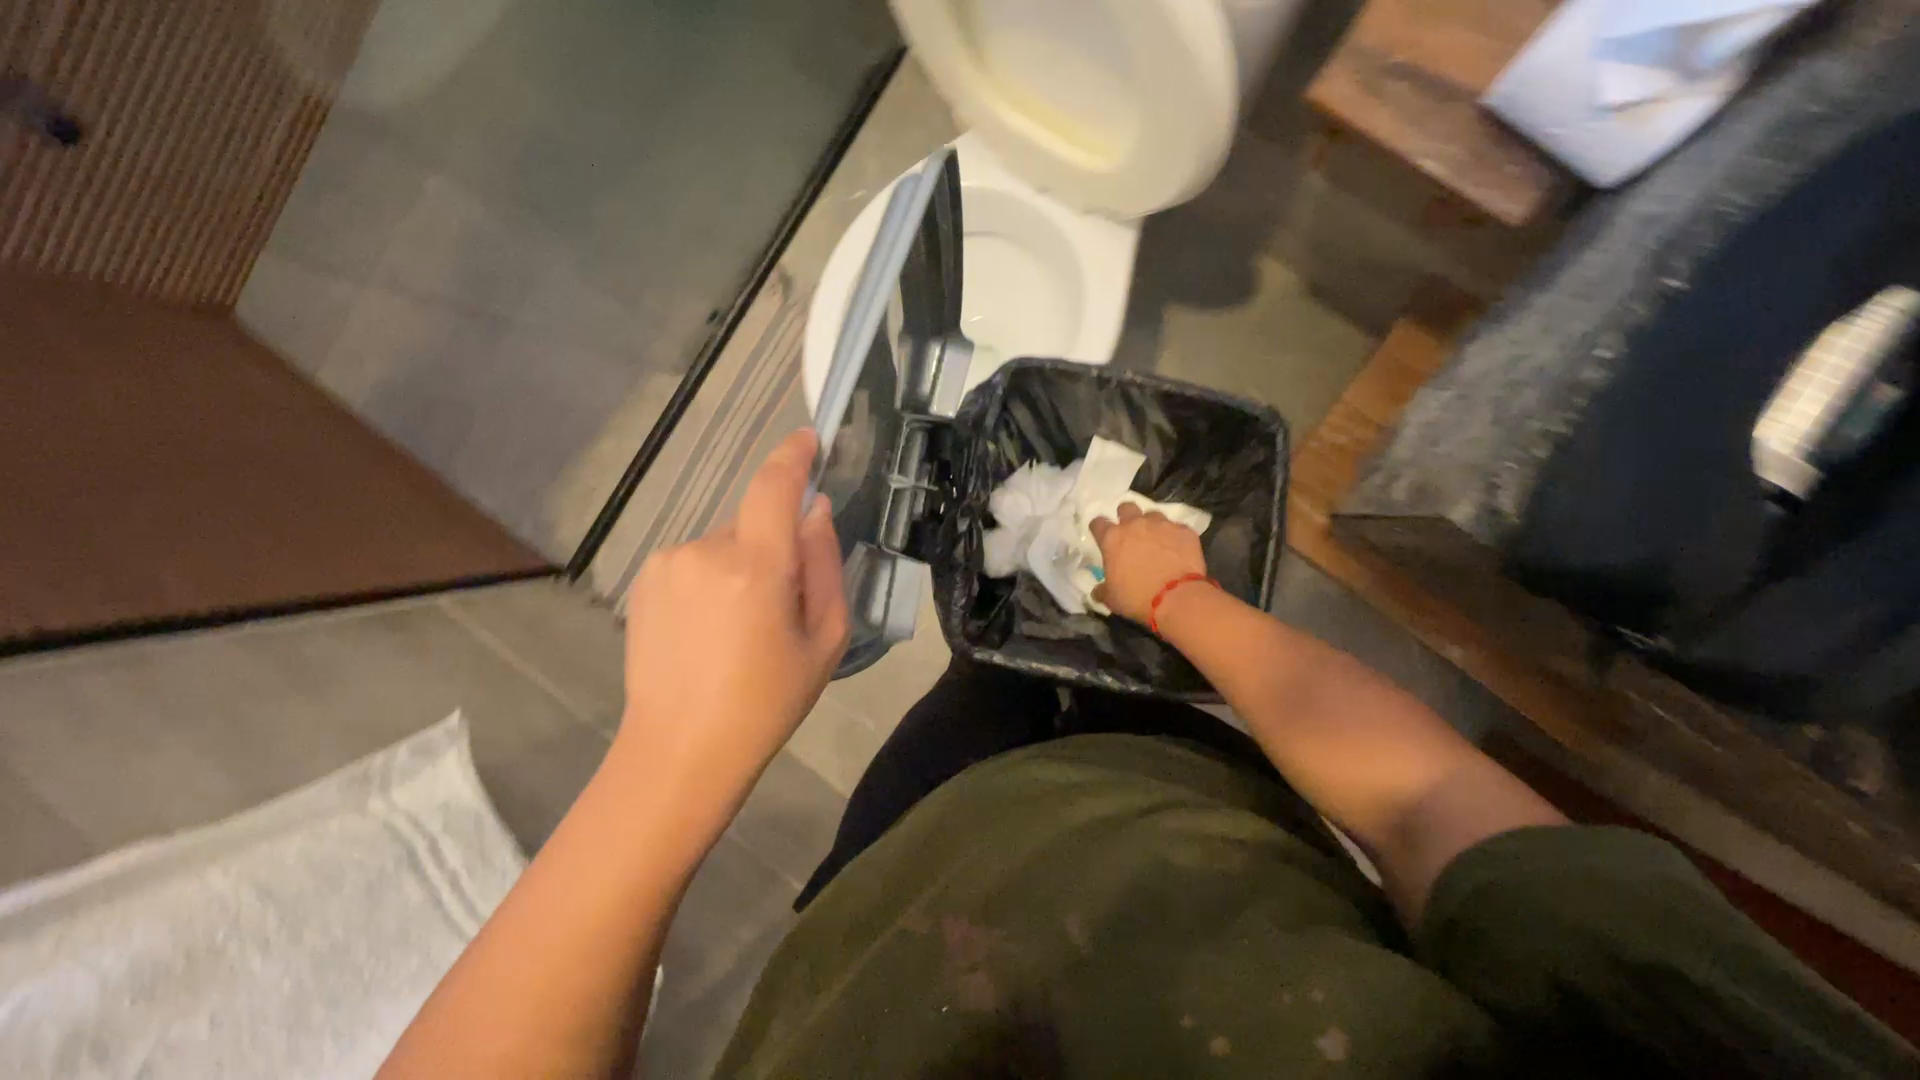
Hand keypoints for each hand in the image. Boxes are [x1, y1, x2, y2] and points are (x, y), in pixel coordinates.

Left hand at [615, 430, 849, 837]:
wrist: (681, 749)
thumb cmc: (767, 702)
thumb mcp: (825, 641)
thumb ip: (825, 565)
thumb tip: (816, 513)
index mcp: (756, 566)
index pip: (774, 486)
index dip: (793, 456)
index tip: (808, 439)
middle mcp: (705, 550)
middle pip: (752, 525)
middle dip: (772, 549)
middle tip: (780, 610)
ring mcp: (667, 564)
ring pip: (723, 546)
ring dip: (739, 569)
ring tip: (738, 631)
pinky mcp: (644, 581)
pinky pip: (694, 563)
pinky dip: (710, 582)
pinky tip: (707, 633)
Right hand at [1089, 502, 1207, 624]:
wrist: (1177, 597)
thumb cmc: (1137, 598)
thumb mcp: (1112, 599)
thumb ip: (1103, 590)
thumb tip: (1098, 591)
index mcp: (1112, 539)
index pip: (1098, 523)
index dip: (1099, 529)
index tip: (1102, 536)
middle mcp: (1135, 525)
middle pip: (1126, 507)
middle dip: (1126, 516)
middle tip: (1131, 532)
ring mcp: (1162, 525)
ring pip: (1153, 514)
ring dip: (1152, 525)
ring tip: (1156, 540)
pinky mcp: (1184, 530)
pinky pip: (1177, 528)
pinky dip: (1175, 536)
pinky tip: (1178, 550)